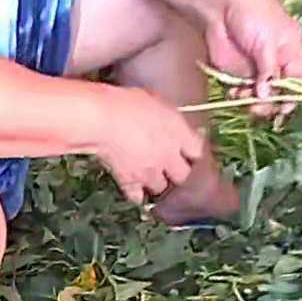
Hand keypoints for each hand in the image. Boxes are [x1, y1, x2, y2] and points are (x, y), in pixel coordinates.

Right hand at [92, 87, 203, 205]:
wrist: (104, 121)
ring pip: (161, 188)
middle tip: (172, 169)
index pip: (197, 151)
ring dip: (158, 183)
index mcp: (179, 134)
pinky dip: (137, 195)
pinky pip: (137, 197)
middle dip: (179, 173)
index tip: (189, 152)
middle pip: (183, 176)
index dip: (194, 153)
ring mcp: (148, 173)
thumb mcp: (160, 103)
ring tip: (152, 177)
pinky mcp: (129, 184)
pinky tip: (135, 188)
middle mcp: (168, 157)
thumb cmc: (130, 104)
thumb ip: (171, 121)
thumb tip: (174, 128)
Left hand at [206, 0, 301, 116]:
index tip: (283, 108)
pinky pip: (241, 96)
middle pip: (278, 94)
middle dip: (268, 104)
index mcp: (291, 52)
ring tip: (240, 94)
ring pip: (259, 98)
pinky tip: (232, 91)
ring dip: (250, 102)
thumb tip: (267, 95)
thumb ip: (268, 70)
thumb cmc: (254, 17)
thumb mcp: (267, 42)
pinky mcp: (238, 77)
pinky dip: (237, 98)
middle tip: (255, 106)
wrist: (224, 12)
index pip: (301, 78)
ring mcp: (256, 73)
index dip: (295, 95)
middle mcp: (276, 65)